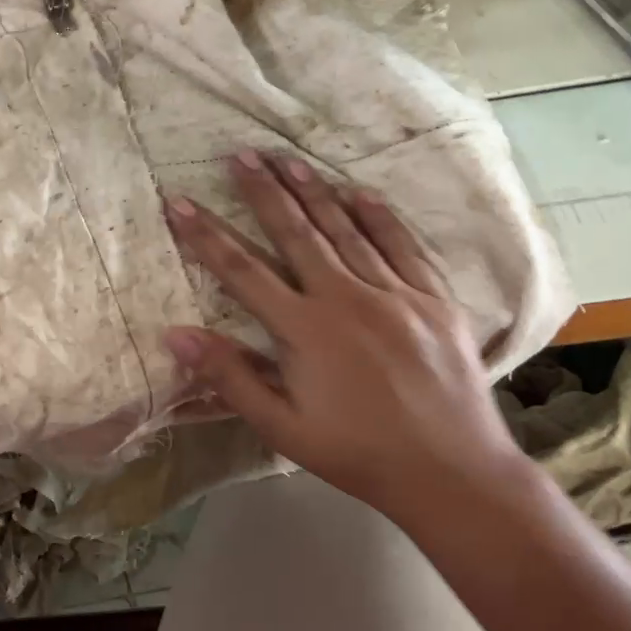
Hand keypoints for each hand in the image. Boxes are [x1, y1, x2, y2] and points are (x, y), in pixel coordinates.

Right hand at [161, 150, 529, 518]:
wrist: (455, 475)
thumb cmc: (356, 453)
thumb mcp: (280, 427)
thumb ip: (228, 376)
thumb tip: (175, 333)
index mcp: (305, 330)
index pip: (241, 270)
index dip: (205, 234)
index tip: (179, 202)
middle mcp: (348, 300)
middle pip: (295, 233)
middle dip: (263, 192)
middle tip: (240, 156)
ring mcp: (396, 296)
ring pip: (346, 231)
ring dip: (313, 192)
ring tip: (287, 160)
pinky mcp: (435, 301)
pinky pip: (403, 247)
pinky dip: (379, 216)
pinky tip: (360, 192)